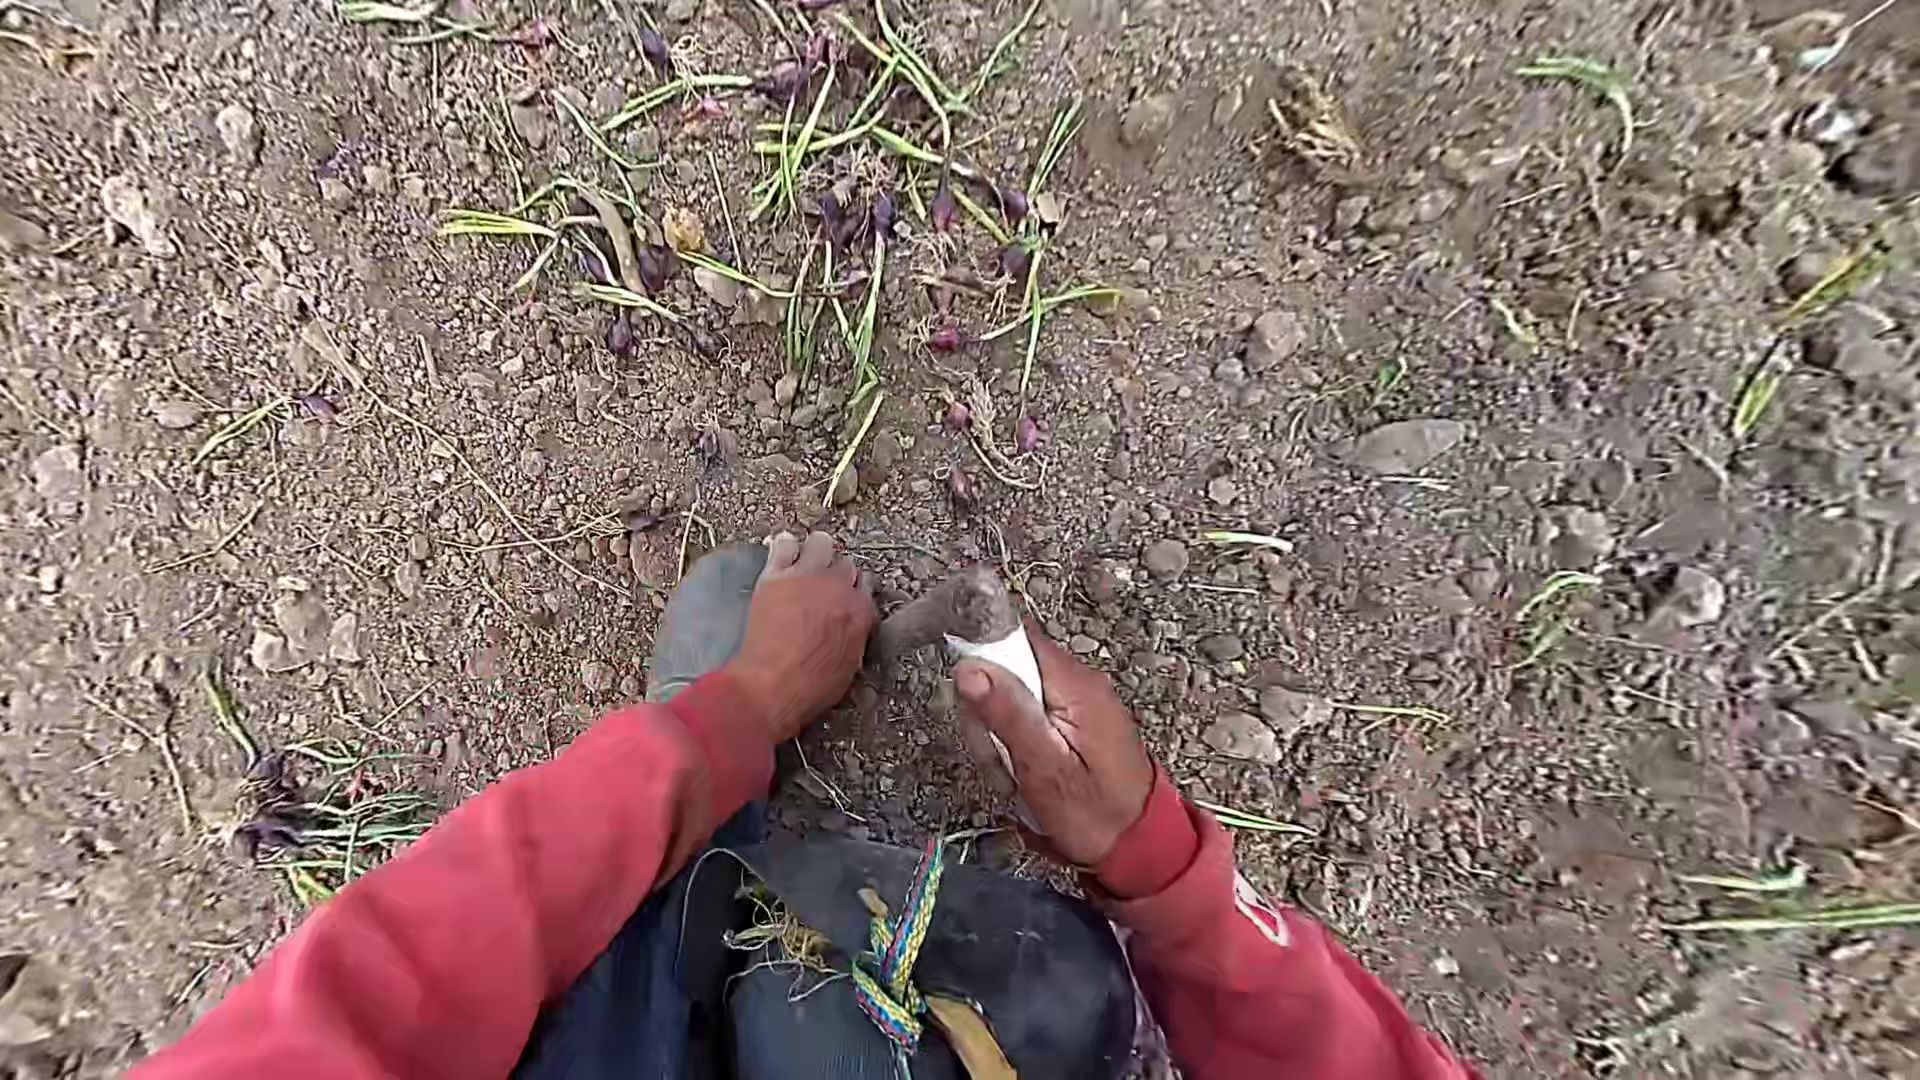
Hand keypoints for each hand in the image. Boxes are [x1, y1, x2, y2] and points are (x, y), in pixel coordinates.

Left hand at [724, 532, 876, 741]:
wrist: (771, 685)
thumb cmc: (811, 686)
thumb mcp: (849, 666)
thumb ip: (856, 637)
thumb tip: (852, 630)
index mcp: (861, 610)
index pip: (867, 585)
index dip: (854, 591)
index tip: (845, 596)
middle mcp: (839, 587)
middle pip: (846, 564)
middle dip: (836, 573)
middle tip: (824, 585)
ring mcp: (807, 577)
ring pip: (821, 544)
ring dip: (817, 551)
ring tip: (807, 562)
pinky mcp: (776, 576)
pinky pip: (784, 545)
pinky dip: (784, 546)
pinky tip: (783, 551)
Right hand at [953, 628, 1154, 866]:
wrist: (1141, 849)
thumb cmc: (1095, 816)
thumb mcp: (1045, 770)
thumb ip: (1008, 715)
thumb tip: (970, 669)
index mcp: (1075, 684)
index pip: (1016, 636)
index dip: (983, 655)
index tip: (970, 693)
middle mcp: (1079, 680)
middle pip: (1010, 663)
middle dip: (989, 706)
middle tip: (995, 754)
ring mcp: (1078, 697)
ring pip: (1014, 688)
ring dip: (1000, 727)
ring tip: (1011, 769)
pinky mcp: (1074, 715)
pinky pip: (1029, 708)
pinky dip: (1016, 734)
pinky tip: (1021, 766)